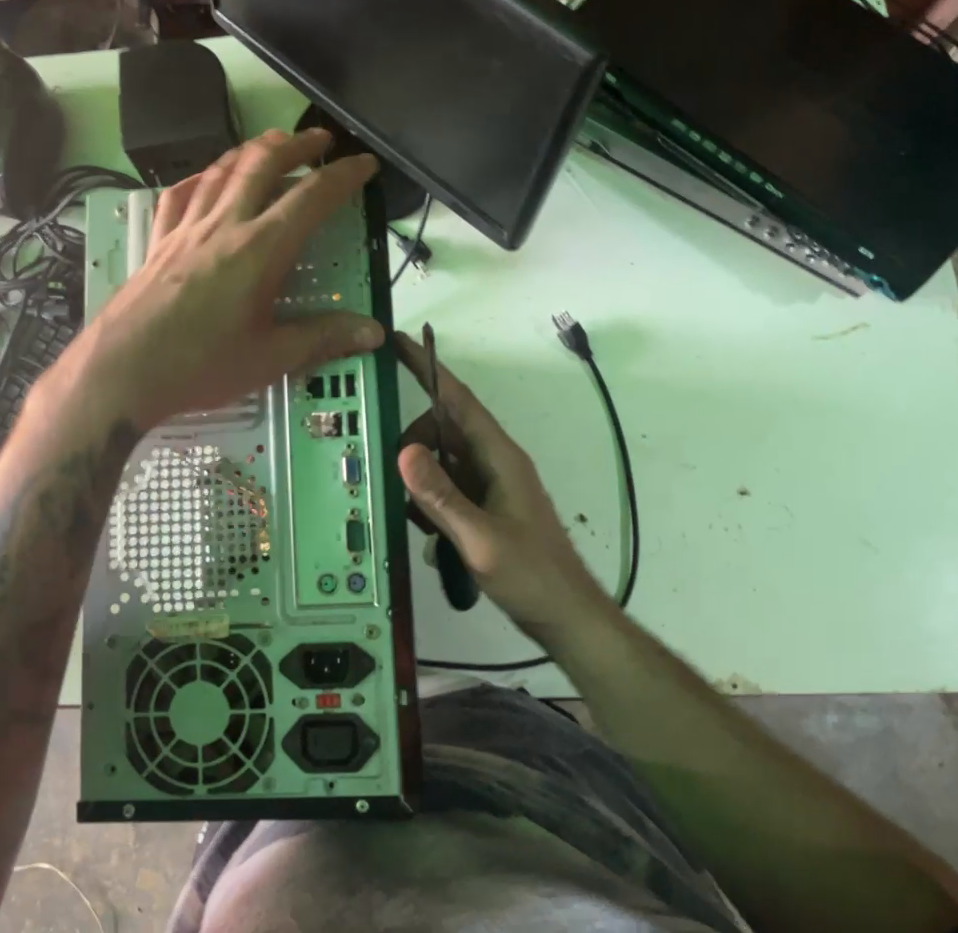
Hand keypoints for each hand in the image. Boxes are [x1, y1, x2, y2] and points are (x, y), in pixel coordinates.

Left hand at [59, 129, 385, 429]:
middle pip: (261, 165)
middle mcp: (223, 226)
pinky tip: (207, 178)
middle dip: (296, 145)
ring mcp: (185, 229)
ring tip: (272, 145)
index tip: (364, 164)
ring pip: (220, 170)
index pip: (311, 198)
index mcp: (259, 250)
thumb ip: (323, 339)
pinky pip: (180, 194)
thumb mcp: (270, 359)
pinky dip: (201, 177)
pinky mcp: (158, 242)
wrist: (121, 372)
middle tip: (320, 140)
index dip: (343, 176)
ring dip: (252, 150)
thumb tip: (374, 333)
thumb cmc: (200, 367)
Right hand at [393, 332, 611, 639]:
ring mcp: (489, 486)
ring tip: (411, 514)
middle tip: (392, 476)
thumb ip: (441, 496)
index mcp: (499, 456)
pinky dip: (429, 502)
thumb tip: (404, 451)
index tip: (397, 341)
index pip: (457, 399)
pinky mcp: (484, 508)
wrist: (565, 615)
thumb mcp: (480, 538)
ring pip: (440, 461)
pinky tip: (427, 532)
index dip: (427, 368)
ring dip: (419, 480)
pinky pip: (445, 489)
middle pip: (441, 430)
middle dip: (412, 444)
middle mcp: (493, 462)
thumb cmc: (531, 575)